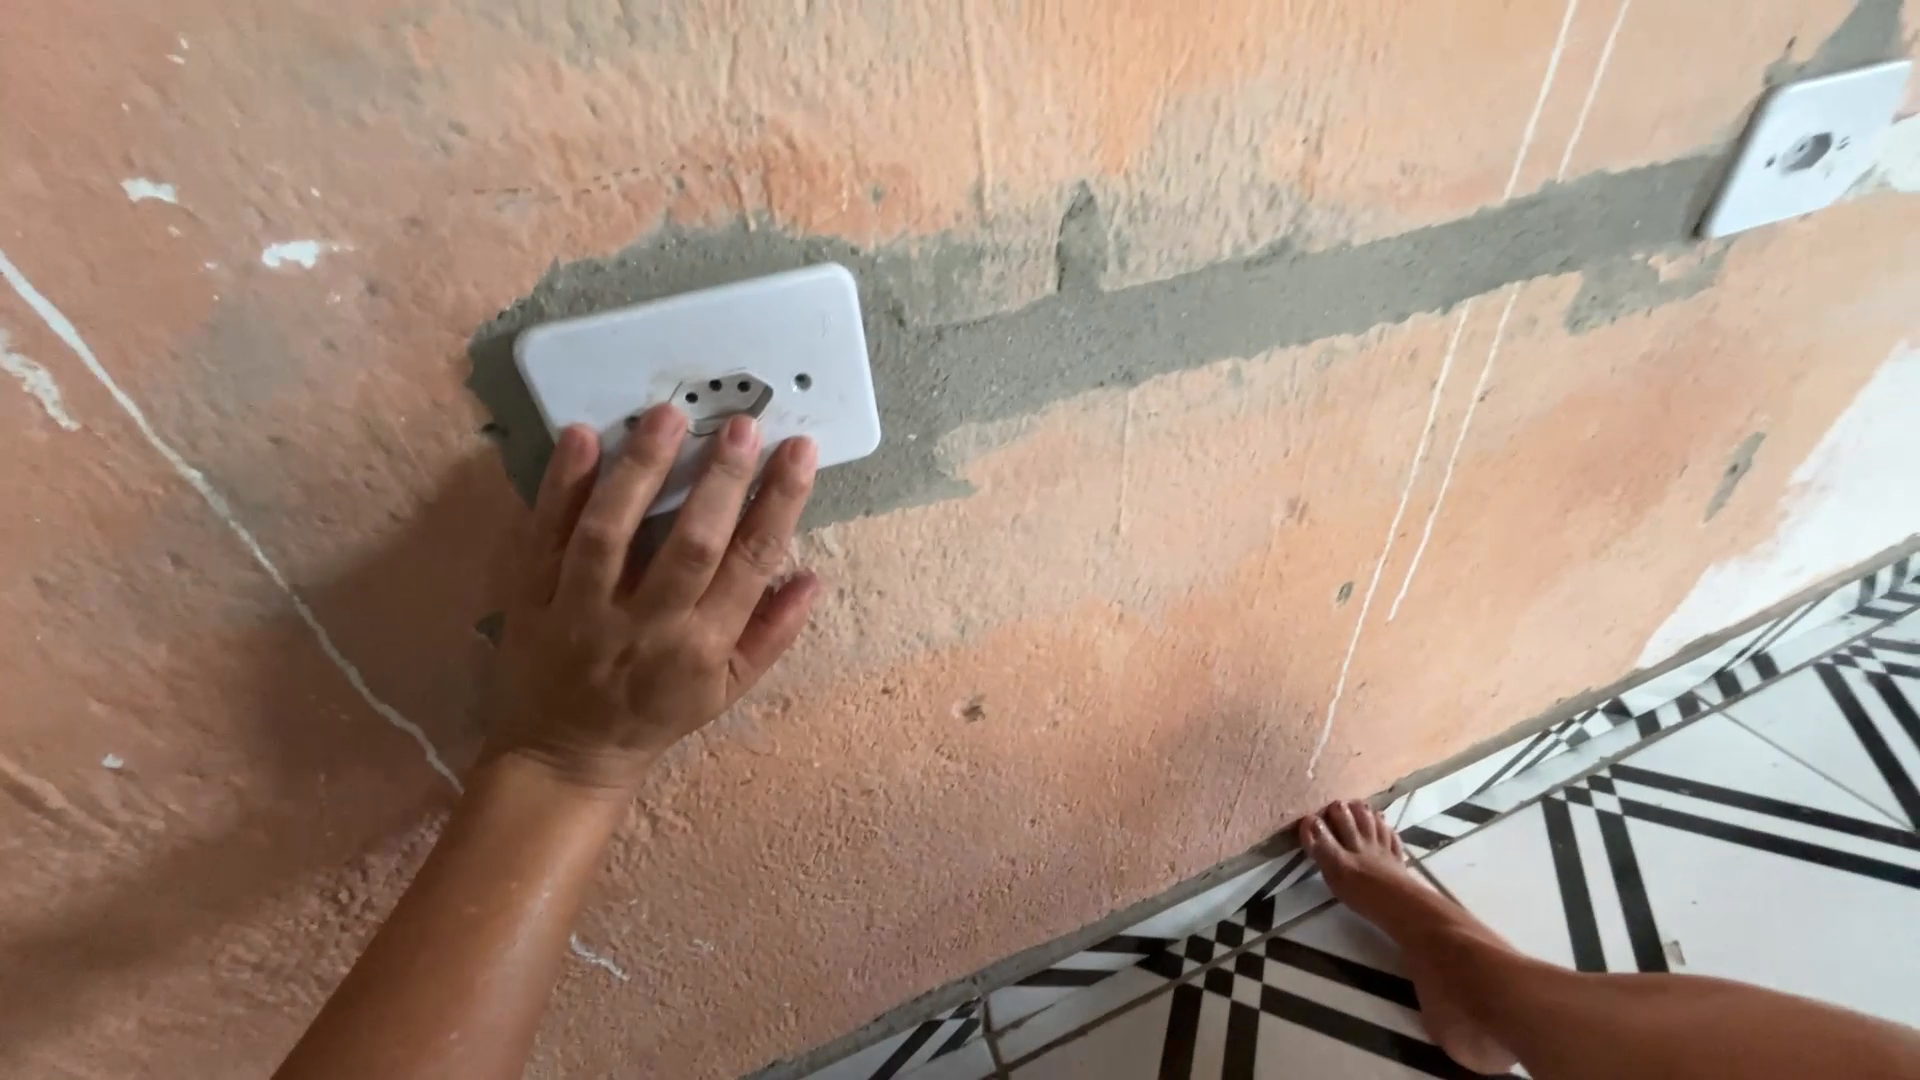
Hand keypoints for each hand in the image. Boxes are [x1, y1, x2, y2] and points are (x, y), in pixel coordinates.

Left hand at [486, 405, 821, 793]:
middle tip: (742, 424)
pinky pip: (545, 536)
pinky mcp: (531, 597)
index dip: (780, 503)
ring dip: (641, 470)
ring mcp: (583, 609)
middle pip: (692, 544)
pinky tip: (580, 436)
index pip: (752, 563)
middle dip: (721, 480)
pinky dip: (560, 485)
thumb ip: (773, 634)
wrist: (566, 753)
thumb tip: (813, 578)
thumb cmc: (659, 713)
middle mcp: (648, 625)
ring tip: (667, 415)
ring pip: (613, 533)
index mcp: (704, 646)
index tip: (799, 451)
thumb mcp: (730, 689)